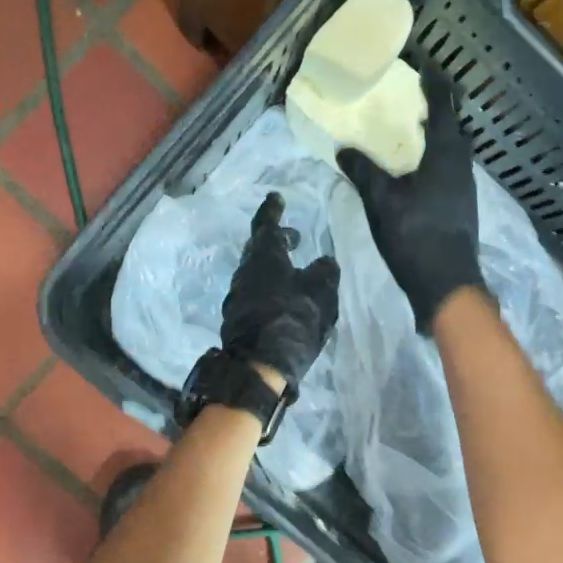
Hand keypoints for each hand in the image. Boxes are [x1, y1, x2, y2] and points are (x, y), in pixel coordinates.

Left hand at [220, 192, 339, 391]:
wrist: (260, 364)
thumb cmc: (293, 318)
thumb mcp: (320, 291)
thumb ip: (324, 271)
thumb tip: (324, 261)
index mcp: (264, 257)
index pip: (266, 225)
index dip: (272, 210)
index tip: (276, 198)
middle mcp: (245, 272)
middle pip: (258, 249)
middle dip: (276, 240)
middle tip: (293, 237)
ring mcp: (238, 297)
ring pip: (254, 272)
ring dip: (272, 266)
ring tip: (291, 269)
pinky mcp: (237, 319)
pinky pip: (254, 293)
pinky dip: (268, 287)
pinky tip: (281, 297)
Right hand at [337, 64, 481, 331]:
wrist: (447, 283)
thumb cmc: (415, 237)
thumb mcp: (381, 203)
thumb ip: (363, 172)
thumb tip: (343, 148)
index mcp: (445, 152)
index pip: (442, 103)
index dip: (432, 81)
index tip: (420, 64)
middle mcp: (462, 162)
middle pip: (452, 123)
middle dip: (435, 106)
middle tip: (411, 96)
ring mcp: (466, 185)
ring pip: (454, 147)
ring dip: (436, 133)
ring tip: (411, 129)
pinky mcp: (463, 204)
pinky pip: (450, 167)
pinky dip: (435, 157)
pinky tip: (417, 169)